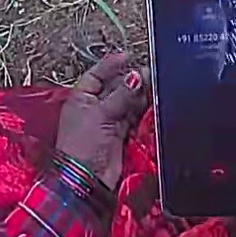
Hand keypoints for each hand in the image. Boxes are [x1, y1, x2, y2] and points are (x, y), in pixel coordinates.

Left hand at [55, 52, 146, 189]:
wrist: (87, 179)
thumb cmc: (82, 145)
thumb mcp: (101, 114)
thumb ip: (121, 95)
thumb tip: (136, 76)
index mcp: (81, 98)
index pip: (96, 74)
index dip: (111, 65)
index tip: (127, 57)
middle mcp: (94, 107)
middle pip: (114, 87)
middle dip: (130, 80)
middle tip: (149, 72)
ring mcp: (107, 120)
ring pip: (126, 101)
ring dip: (138, 93)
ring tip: (154, 84)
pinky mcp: (120, 134)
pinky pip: (132, 116)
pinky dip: (142, 109)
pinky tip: (152, 101)